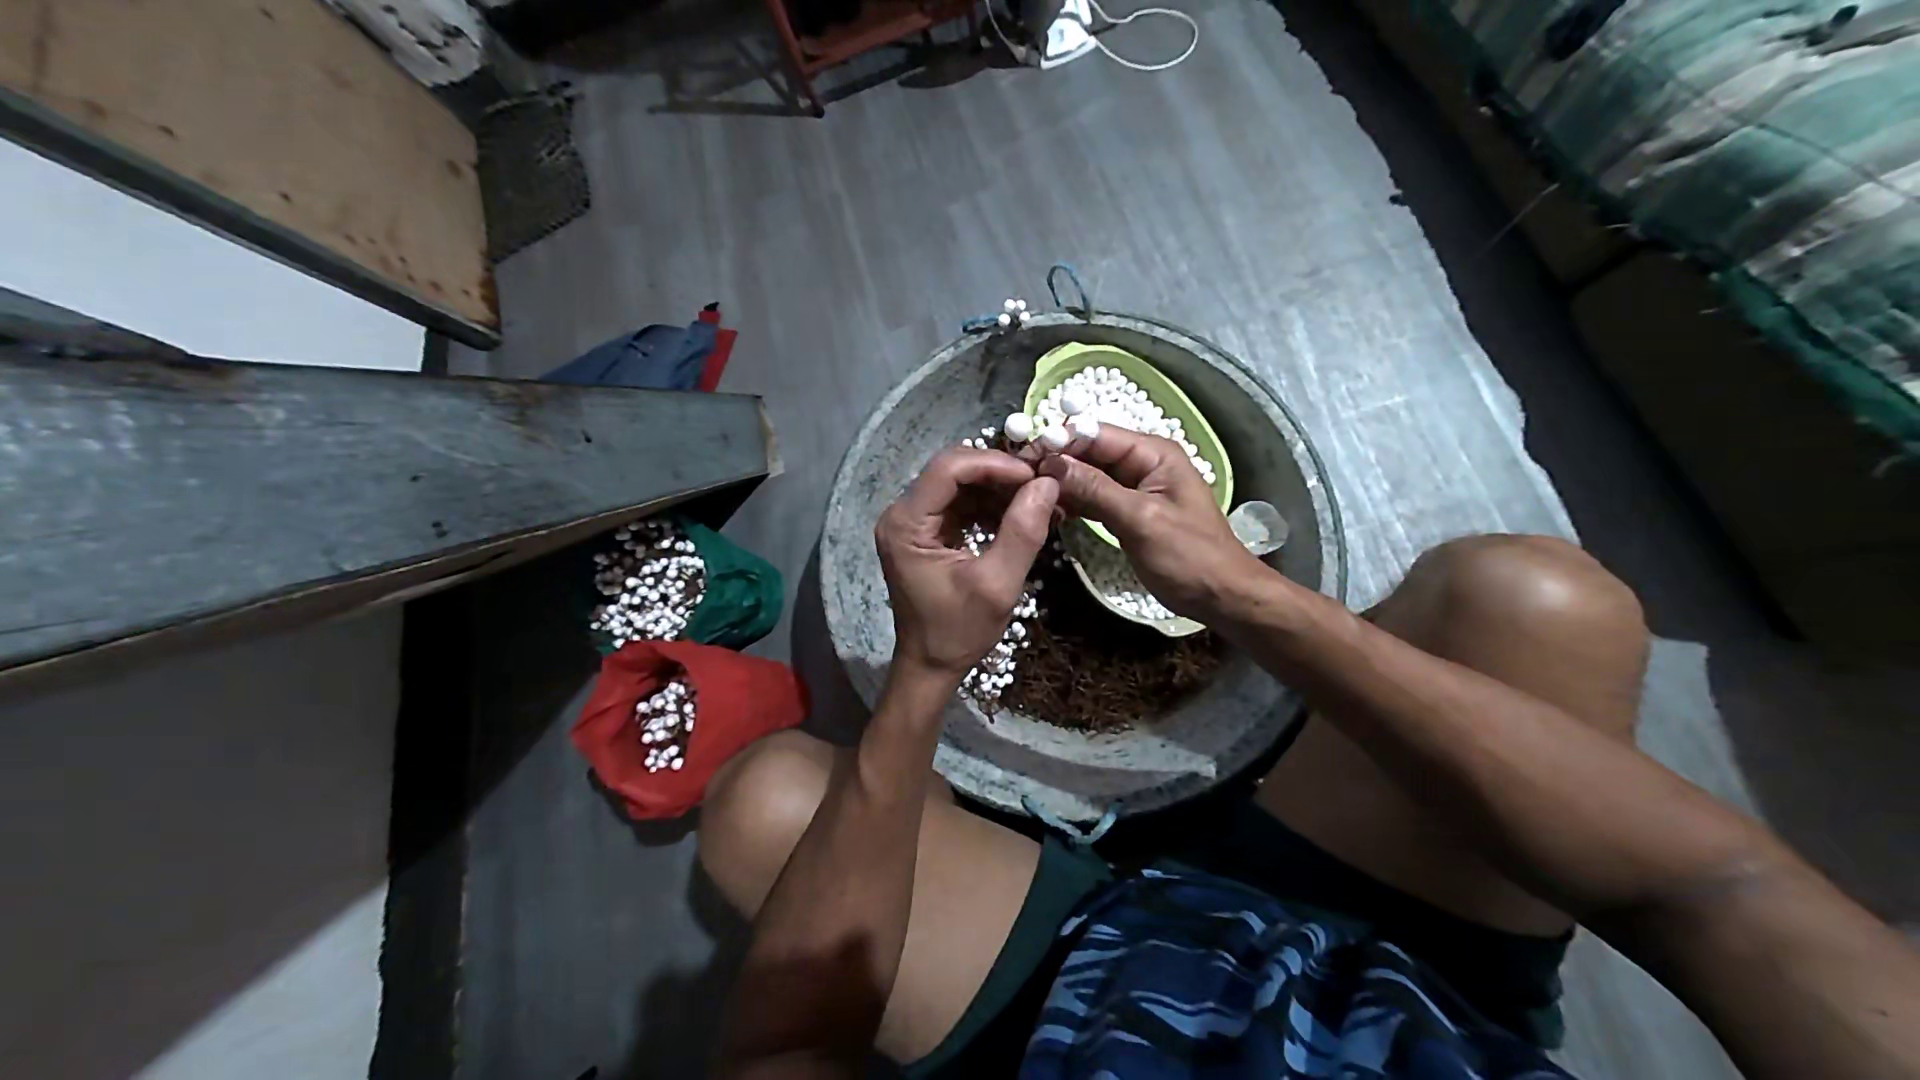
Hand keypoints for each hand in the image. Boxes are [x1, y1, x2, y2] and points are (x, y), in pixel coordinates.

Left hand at [876, 448, 1059, 681]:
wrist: (930, 664)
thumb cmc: (958, 631)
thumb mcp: (996, 585)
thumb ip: (1022, 532)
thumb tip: (1048, 484)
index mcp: (906, 524)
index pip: (948, 469)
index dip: (994, 464)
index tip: (1034, 476)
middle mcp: (901, 514)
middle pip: (953, 471)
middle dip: (999, 473)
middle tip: (1041, 485)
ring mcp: (912, 522)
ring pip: (960, 484)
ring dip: (1000, 489)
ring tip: (1039, 500)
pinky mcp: (926, 531)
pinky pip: (961, 503)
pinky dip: (991, 505)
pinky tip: (1021, 514)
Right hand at [1037, 426, 1265, 620]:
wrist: (1221, 596)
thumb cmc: (1189, 556)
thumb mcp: (1140, 520)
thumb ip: (1095, 489)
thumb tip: (1051, 463)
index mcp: (1152, 453)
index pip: (1095, 435)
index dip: (1058, 442)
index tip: (1022, 458)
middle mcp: (1141, 463)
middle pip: (1088, 453)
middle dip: (1054, 463)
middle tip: (1016, 480)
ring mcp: (1134, 487)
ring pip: (1087, 476)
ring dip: (1059, 484)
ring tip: (1025, 495)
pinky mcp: (1127, 511)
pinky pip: (1093, 498)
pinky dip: (1072, 503)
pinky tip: (1048, 511)